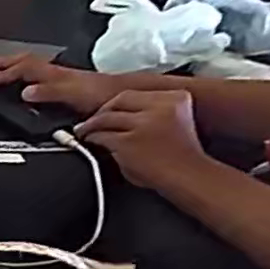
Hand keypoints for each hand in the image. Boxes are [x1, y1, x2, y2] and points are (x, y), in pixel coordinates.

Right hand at [0, 53, 126, 114]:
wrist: (134, 97)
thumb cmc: (108, 98)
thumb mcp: (76, 97)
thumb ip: (51, 93)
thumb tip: (26, 91)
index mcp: (58, 76)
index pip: (26, 69)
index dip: (5, 72)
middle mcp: (60, 74)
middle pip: (29, 63)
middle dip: (6, 64)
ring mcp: (66, 79)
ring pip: (36, 67)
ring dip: (16, 68)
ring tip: (2, 70)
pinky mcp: (71, 87)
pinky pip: (44, 76)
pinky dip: (30, 76)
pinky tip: (28, 84)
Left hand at [73, 88, 212, 190]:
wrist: (186, 174)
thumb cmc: (178, 155)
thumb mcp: (173, 121)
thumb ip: (152, 112)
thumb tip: (119, 114)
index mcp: (176, 98)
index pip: (134, 94)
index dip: (113, 104)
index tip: (104, 111)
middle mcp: (161, 107)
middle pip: (118, 102)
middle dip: (99, 112)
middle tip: (87, 122)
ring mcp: (144, 124)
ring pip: (105, 118)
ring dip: (89, 126)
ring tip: (82, 132)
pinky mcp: (128, 142)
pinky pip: (101, 136)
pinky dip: (90, 139)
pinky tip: (88, 142)